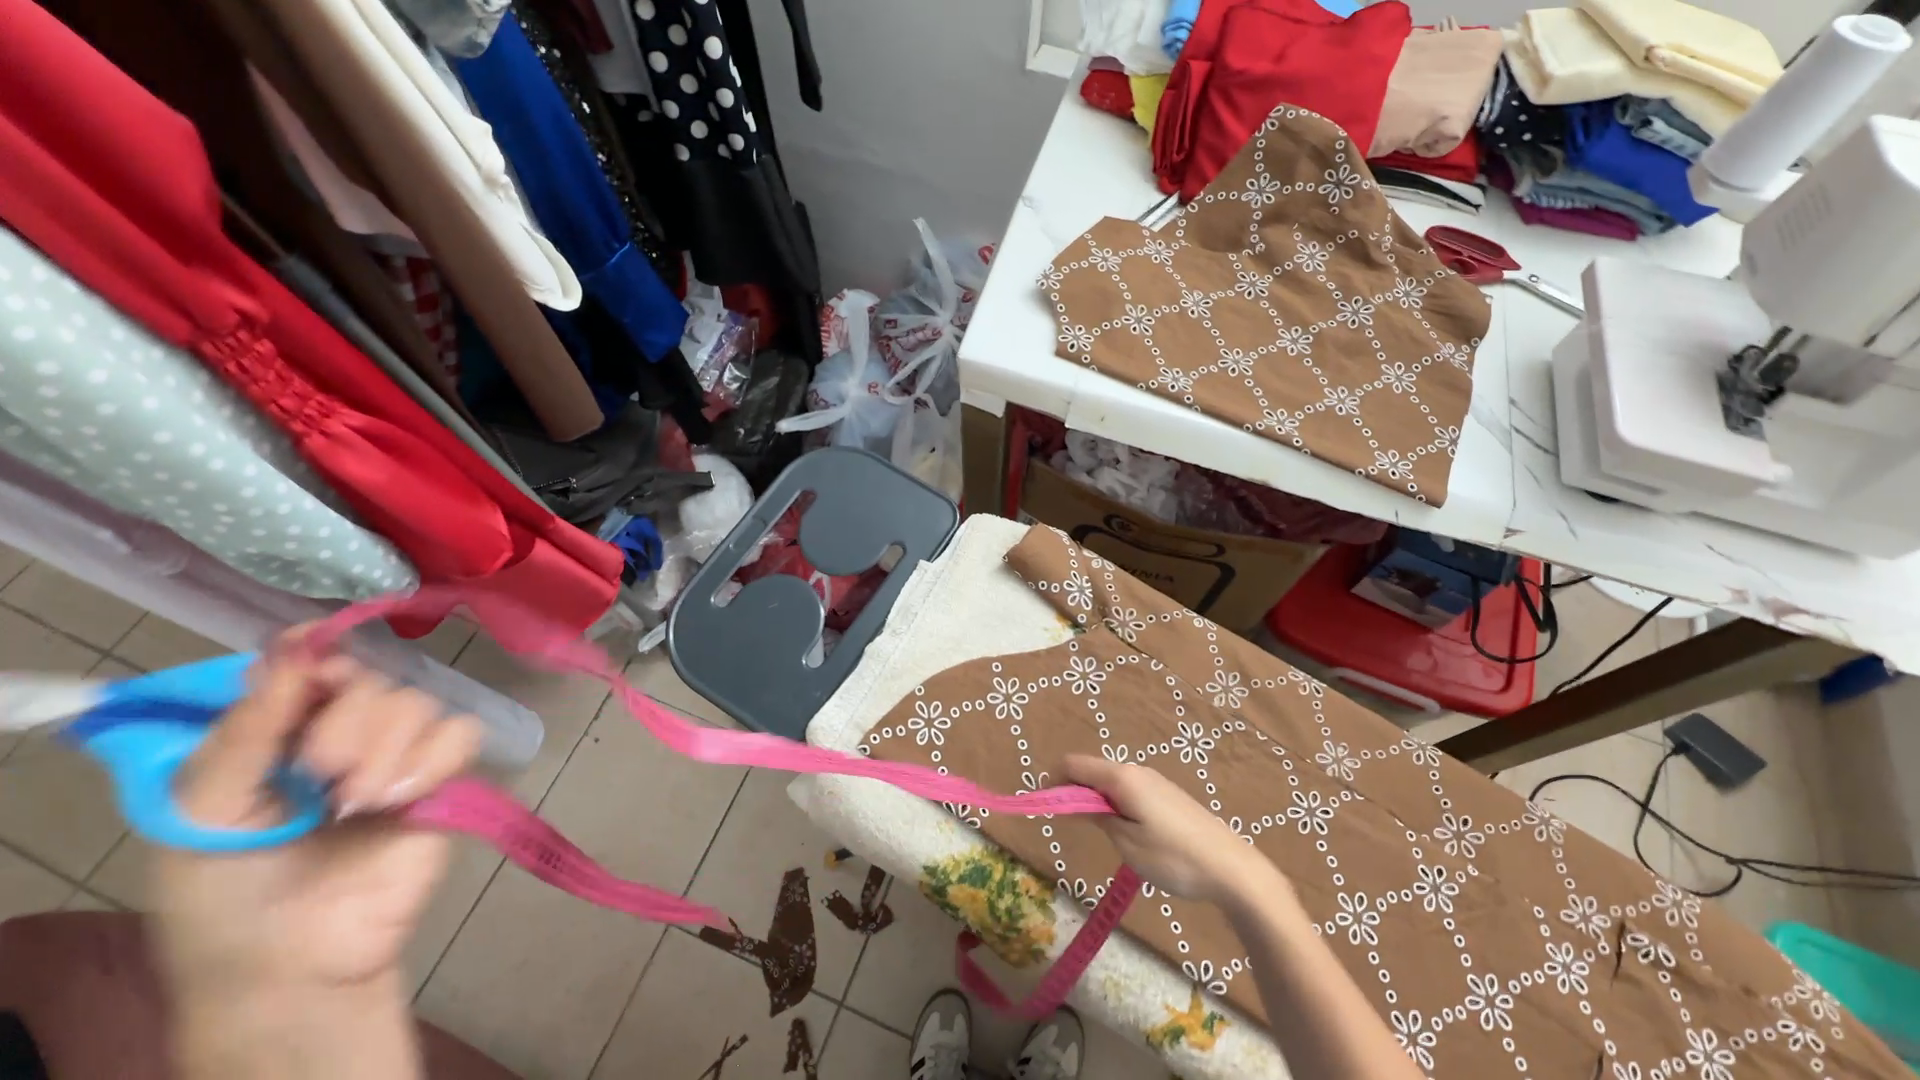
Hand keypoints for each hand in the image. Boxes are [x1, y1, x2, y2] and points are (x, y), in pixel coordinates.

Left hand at [152, 636, 482, 1002]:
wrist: (292, 965)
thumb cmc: (223, 893)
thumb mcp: (198, 811)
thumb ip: (243, 731)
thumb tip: (292, 650)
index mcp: (273, 730)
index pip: (305, 662)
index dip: (315, 655)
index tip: (315, 670)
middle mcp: (338, 732)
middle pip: (371, 678)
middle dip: (347, 719)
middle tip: (317, 771)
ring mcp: (394, 756)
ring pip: (418, 702)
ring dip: (388, 745)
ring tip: (356, 800)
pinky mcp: (441, 783)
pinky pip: (460, 734)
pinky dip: (434, 758)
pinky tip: (400, 798)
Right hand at [1062, 754, 1288, 906]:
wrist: (1232, 870)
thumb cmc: (1173, 858)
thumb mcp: (1126, 842)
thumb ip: (1095, 816)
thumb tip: (1070, 800)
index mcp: (1122, 777)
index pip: (1074, 764)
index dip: (1053, 780)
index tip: (1042, 805)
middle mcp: (1137, 771)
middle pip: (1092, 770)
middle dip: (1073, 790)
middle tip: (1066, 824)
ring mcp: (1155, 782)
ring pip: (1111, 782)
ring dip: (1094, 799)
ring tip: (1095, 832)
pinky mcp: (1168, 796)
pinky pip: (1128, 790)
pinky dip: (1114, 803)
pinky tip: (1123, 831)